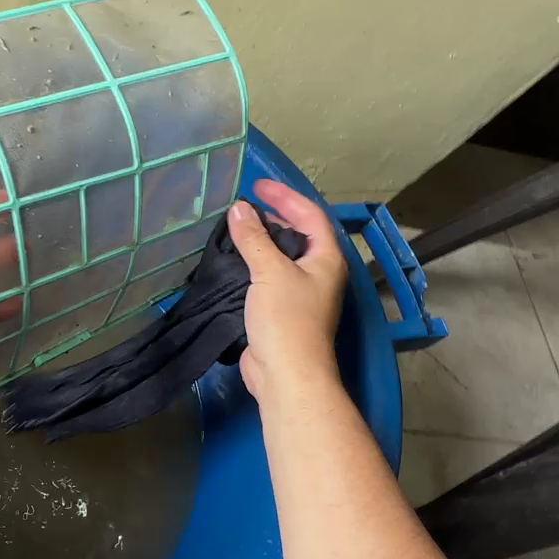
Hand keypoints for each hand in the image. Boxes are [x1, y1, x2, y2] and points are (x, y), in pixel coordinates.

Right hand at [227, 179, 349, 403]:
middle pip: (298, 234)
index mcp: (326, 258)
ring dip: (260, 242)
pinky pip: (268, 277)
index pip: (310, 214)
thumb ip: (253, 239)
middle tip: (243, 207)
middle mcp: (318, 272)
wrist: (286, 372)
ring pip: (281, 257)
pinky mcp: (281, 311)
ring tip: (234, 230)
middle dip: (272, 217)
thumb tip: (238, 209)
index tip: (257, 186)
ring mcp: (300, 293)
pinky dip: (252, 265)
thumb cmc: (286, 319)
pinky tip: (232, 263)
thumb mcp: (269, 272)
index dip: (285, 196)